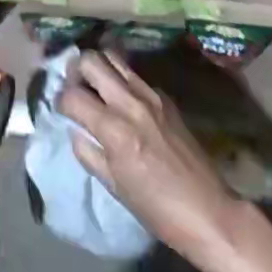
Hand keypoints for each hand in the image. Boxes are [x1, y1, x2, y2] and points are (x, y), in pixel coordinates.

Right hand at [57, 51, 242, 262]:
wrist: (212, 214)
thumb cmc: (158, 208)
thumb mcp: (113, 186)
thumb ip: (87, 151)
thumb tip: (74, 129)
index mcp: (113, 128)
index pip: (71, 94)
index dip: (59, 100)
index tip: (61, 110)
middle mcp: (130, 103)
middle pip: (89, 60)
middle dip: (74, 70)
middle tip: (75, 87)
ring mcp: (151, 97)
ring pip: (113, 57)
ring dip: (98, 67)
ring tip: (96, 85)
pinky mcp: (167, 99)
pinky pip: (135, 75)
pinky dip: (122, 80)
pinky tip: (124, 100)